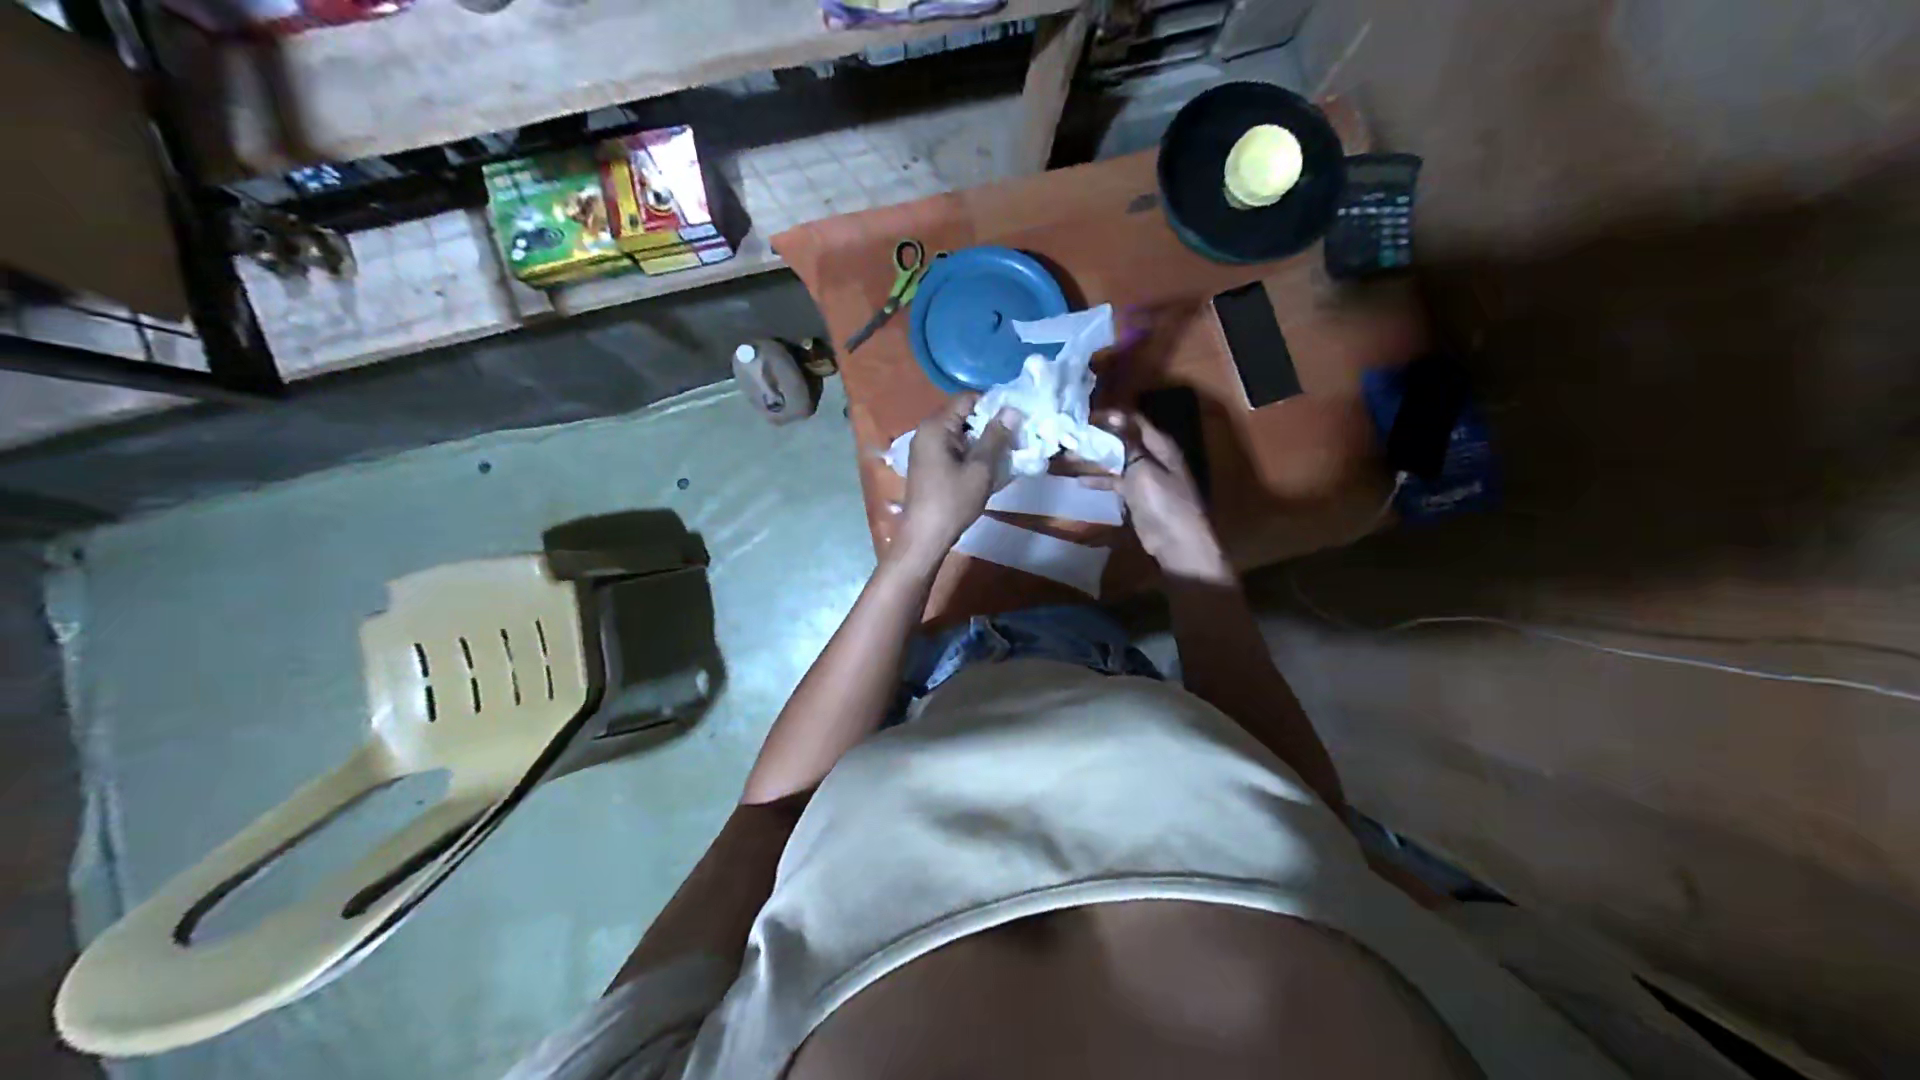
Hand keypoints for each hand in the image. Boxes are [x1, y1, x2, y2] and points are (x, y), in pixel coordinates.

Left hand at [894, 394, 1017, 566]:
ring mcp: (924, 448)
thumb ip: (995, 436)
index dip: (993, 404)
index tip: (1015, 417)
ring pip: (959, 433)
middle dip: (989, 423)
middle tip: (1015, 435)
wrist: (925, 536)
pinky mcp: (927, 464)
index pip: (967, 398)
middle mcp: (926, 431)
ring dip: (982, 440)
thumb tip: (1011, 409)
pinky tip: (987, 466)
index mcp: (935, 426)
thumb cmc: (953, 501)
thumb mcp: (980, 468)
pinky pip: (952, 448)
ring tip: (1006, 451)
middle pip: (963, 415)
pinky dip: (970, 452)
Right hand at [1082, 410, 1231, 582]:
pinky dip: (1101, 480)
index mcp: (1161, 445)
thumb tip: (1115, 420)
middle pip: (1124, 439)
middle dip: (1100, 436)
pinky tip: (1081, 481)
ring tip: (1070, 455)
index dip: (1112, 416)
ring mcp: (1146, 477)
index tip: (1086, 417)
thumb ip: (1128, 445)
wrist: (1177, 541)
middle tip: (1073, 435)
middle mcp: (1153, 456)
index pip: (1135, 420)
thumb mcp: (1143, 469)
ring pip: (1117, 460)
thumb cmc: (1163, 502)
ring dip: (1096, 458)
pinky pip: (1116, 481)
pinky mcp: (1138, 496)